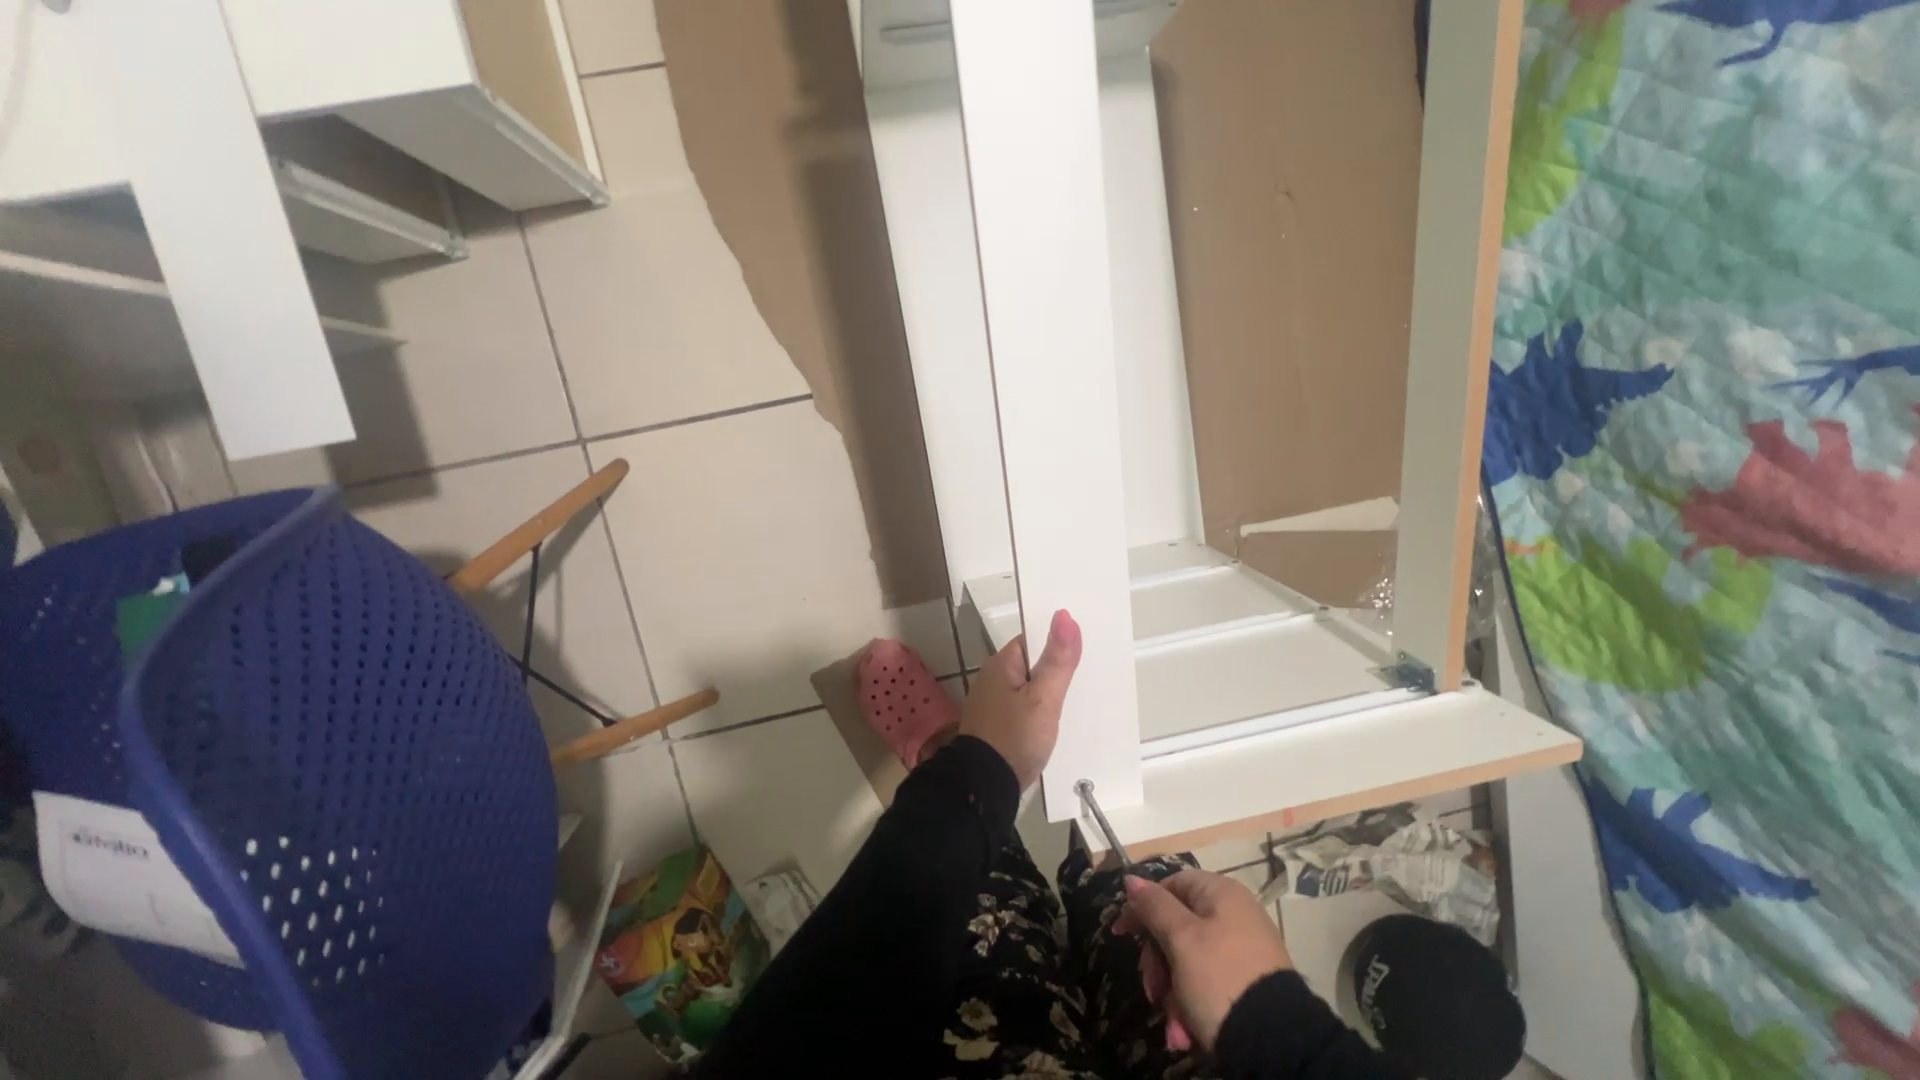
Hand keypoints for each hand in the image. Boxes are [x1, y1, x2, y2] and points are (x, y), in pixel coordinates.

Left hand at [957, 610, 1081, 789]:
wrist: (986, 786)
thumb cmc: (1014, 737)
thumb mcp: (1043, 698)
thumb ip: (1057, 659)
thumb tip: (1064, 615)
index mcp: (1001, 664)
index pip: (1033, 639)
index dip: (1058, 640)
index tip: (1087, 645)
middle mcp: (995, 679)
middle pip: (1034, 663)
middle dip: (1059, 667)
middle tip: (1093, 672)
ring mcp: (996, 704)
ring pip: (1032, 687)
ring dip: (1053, 691)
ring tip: (1086, 694)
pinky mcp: (1002, 726)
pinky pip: (1027, 708)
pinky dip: (1044, 710)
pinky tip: (1064, 719)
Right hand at [1113, 869, 1293, 1050]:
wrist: (1275, 1043)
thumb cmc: (1220, 977)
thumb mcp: (1180, 939)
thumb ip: (1154, 906)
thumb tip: (1131, 878)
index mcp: (1221, 894)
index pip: (1171, 885)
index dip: (1143, 907)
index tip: (1122, 934)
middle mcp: (1234, 916)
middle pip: (1177, 927)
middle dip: (1158, 964)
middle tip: (1152, 989)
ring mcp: (1242, 951)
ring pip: (1188, 961)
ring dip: (1172, 993)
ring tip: (1174, 1024)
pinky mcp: (1246, 983)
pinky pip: (1207, 985)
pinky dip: (1191, 1006)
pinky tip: (1185, 1032)